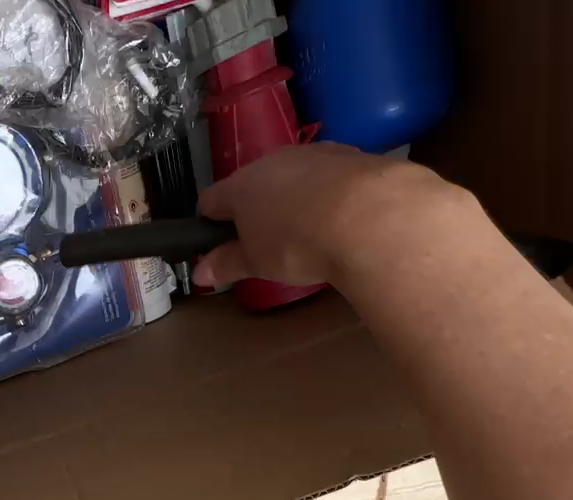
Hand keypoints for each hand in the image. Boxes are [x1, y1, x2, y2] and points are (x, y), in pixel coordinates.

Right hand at [192, 143, 468, 289]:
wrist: (373, 217)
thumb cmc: (297, 243)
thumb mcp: (256, 263)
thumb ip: (226, 264)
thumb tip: (199, 272)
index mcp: (240, 186)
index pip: (209, 201)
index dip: (207, 224)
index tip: (217, 246)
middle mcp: (273, 160)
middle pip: (251, 185)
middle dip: (252, 211)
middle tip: (263, 245)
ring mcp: (315, 153)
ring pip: (291, 177)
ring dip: (290, 200)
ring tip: (305, 234)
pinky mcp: (353, 154)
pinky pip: (327, 176)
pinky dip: (325, 195)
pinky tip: (337, 221)